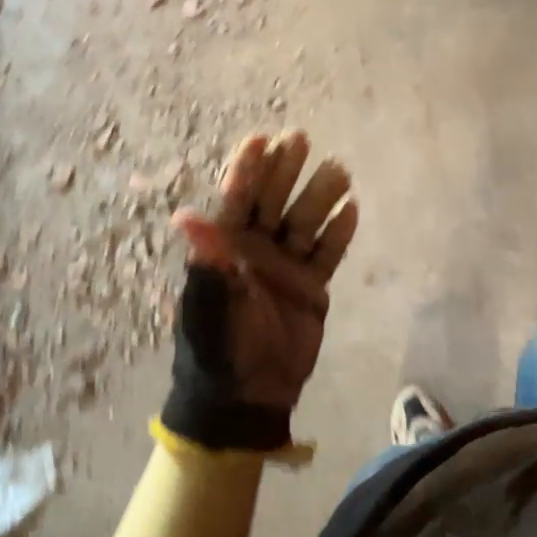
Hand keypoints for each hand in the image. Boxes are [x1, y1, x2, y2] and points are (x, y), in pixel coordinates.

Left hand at [162, 132, 357, 451]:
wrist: (248, 398)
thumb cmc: (219, 348)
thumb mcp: (209, 306)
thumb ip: (207, 261)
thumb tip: (184, 215)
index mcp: (226, 248)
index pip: (237, 198)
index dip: (247, 169)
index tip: (260, 138)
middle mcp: (257, 247)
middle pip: (273, 199)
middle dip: (285, 169)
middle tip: (299, 137)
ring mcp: (287, 264)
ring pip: (305, 220)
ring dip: (320, 194)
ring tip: (338, 169)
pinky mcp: (312, 285)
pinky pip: (328, 252)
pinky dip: (339, 232)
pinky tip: (352, 210)